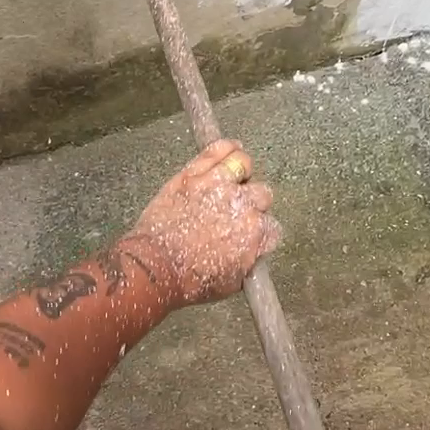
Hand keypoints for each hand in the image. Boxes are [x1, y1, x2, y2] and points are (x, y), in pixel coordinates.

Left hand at [121, 140, 279, 307]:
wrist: (156, 266)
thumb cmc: (190, 279)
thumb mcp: (232, 282)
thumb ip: (250, 259)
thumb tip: (253, 249)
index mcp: (255, 233)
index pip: (272, 225)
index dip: (260, 229)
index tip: (250, 231)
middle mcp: (243, 205)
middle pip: (263, 193)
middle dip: (253, 202)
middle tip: (236, 210)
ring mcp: (218, 184)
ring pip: (244, 164)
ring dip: (242, 171)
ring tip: (234, 177)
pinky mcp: (195, 173)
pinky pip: (219, 149)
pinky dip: (229, 147)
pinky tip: (233, 149)